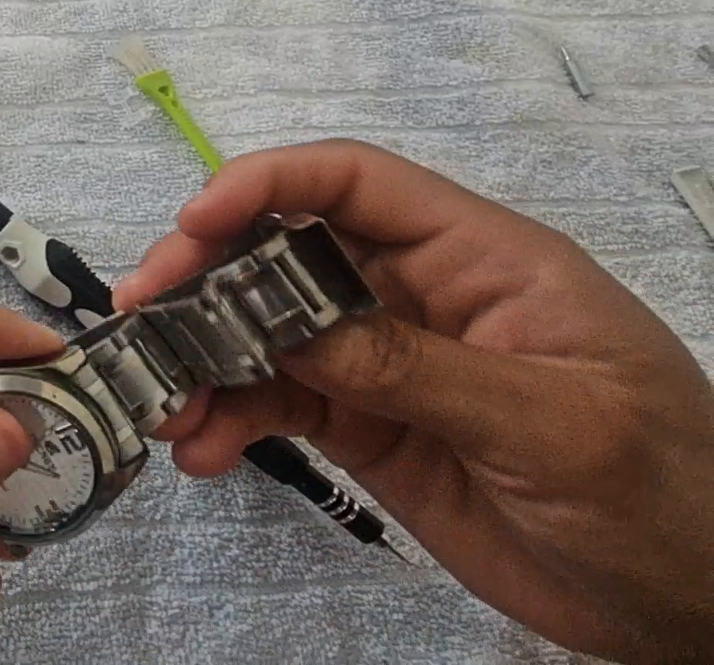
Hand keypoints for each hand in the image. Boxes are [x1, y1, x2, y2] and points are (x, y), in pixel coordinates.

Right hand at [115, 141, 713, 662]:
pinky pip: (262, 399)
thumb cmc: (670, 501)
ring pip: (251, 328)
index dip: (264, 183)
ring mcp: (367, 354)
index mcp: (471, 258)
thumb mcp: (552, 428)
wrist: (694, 617)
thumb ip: (413, 368)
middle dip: (198, 276)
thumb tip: (281, 327)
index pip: (350, 182)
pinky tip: (199, 453)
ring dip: (195, 359)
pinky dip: (221, 419)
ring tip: (162, 405)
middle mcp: (403, 291)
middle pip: (274, 249)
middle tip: (142, 314)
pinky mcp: (345, 414)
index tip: (192, 220)